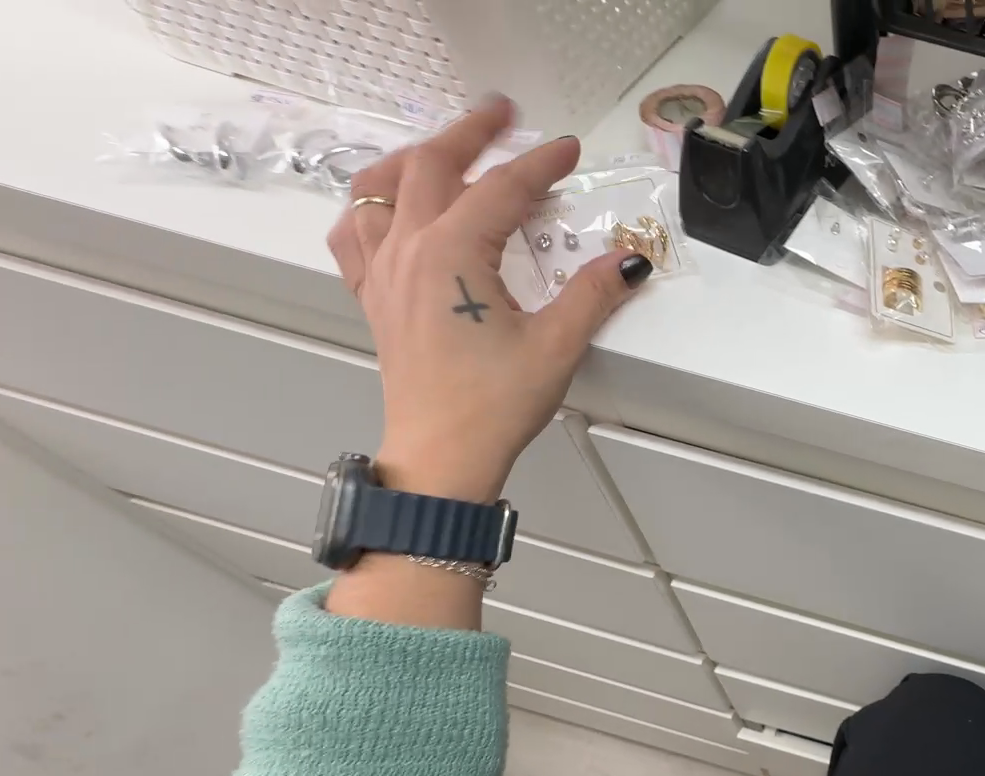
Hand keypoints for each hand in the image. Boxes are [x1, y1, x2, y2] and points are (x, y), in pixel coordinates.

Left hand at [326, 96, 651, 503]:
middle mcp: (408, 249)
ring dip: (416, 157)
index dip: (540, 164)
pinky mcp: (374, 298)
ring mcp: (382, 272)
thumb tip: (629, 260)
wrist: (444, 453)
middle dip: (471, 132)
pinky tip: (393, 210)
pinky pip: (355, 232)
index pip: (502, 190)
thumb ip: (592, 295)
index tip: (569, 149)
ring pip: (381, 187)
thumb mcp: (557, 346)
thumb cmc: (497, 402)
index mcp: (452, 254)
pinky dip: (372, 205)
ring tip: (447, 149)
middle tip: (504, 114)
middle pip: (432, 166)